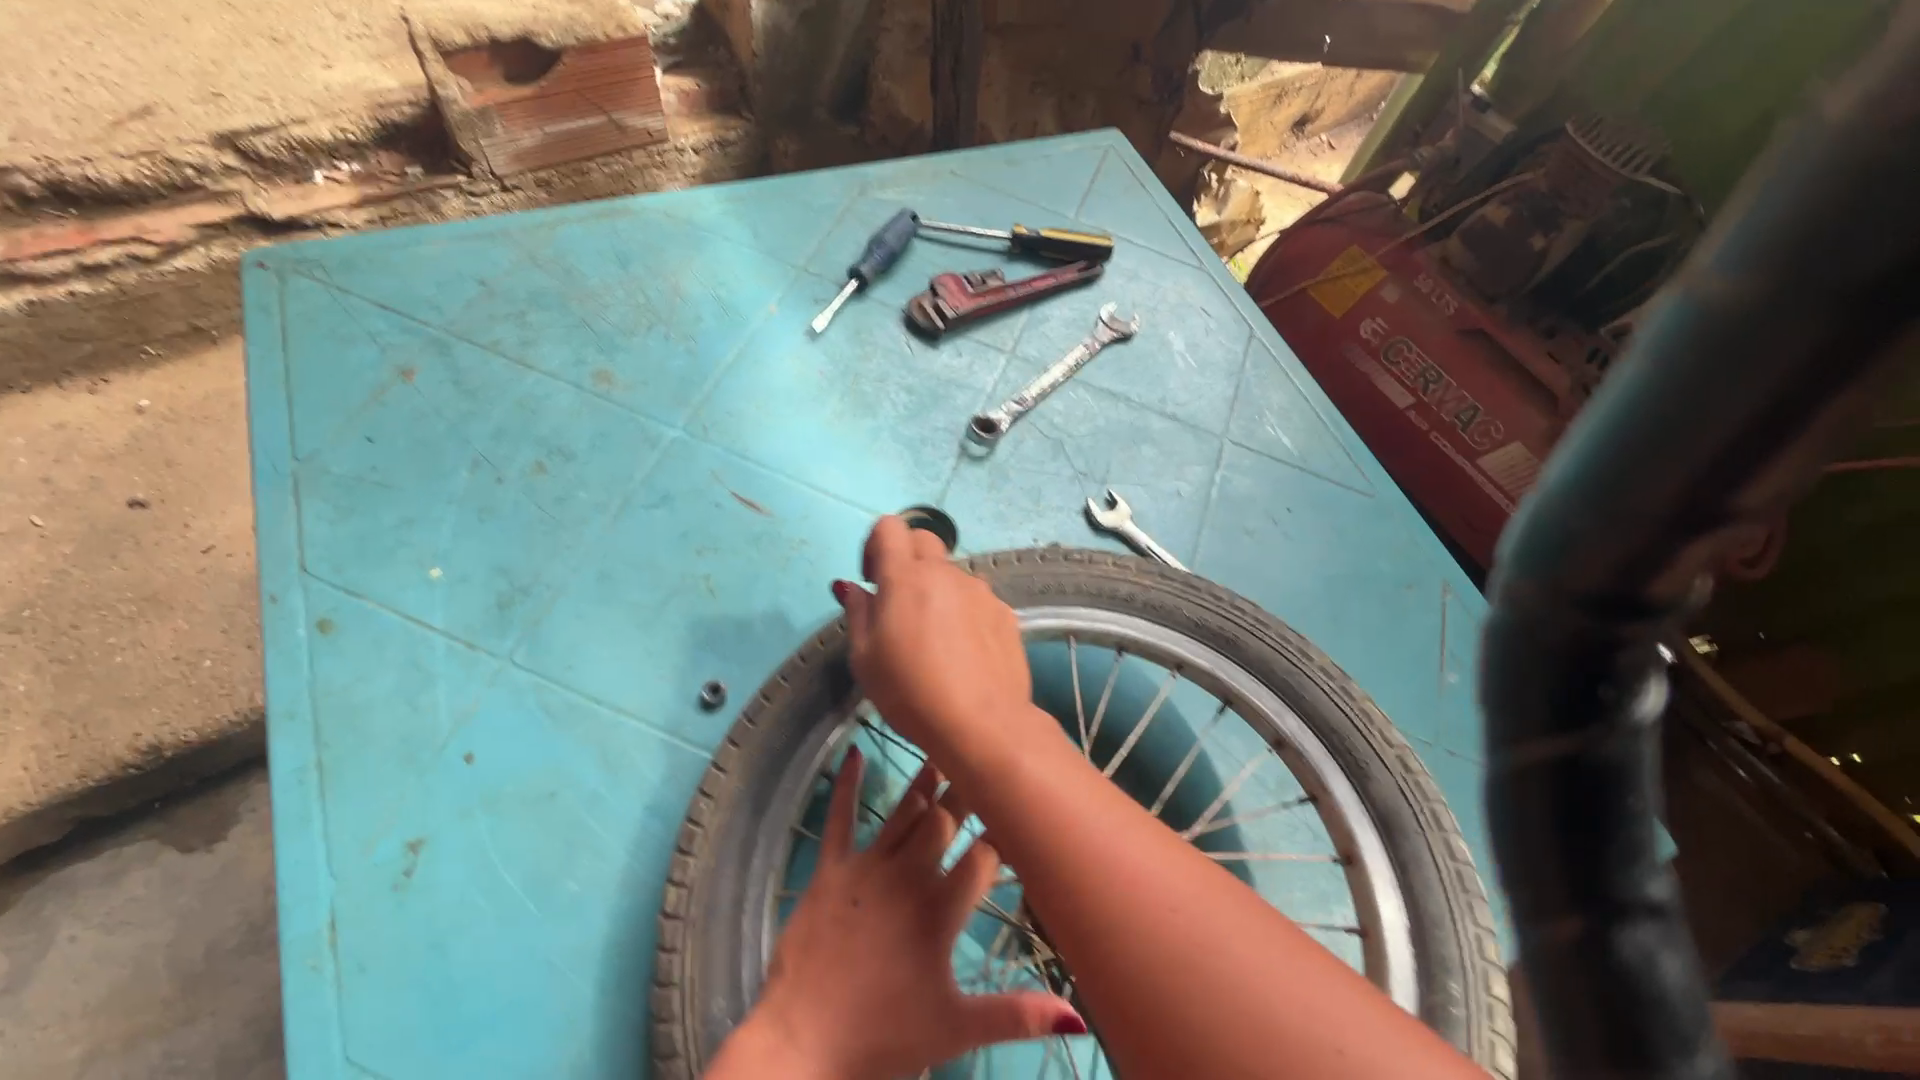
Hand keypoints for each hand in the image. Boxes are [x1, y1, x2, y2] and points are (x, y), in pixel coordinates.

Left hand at [738, 750, 1083, 1079]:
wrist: (801, 1039)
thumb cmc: (882, 1034)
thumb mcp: (956, 1030)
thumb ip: (1017, 1015)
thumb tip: (1079, 1017)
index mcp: (939, 911)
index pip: (983, 857)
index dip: (1006, 833)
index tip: (1026, 811)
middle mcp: (906, 876)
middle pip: (945, 822)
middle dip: (969, 793)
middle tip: (988, 760)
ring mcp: (865, 868)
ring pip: (903, 813)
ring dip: (925, 781)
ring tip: (945, 749)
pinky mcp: (829, 870)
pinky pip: (839, 820)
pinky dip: (846, 785)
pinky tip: (853, 752)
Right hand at [832, 516, 1048, 763]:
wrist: (983, 724)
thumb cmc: (910, 694)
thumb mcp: (865, 660)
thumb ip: (858, 613)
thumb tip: (855, 587)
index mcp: (905, 578)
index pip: (889, 527)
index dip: (875, 545)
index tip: (872, 579)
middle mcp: (946, 574)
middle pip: (925, 542)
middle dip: (908, 561)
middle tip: (900, 604)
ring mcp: (981, 592)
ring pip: (953, 575)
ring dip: (938, 592)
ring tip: (935, 639)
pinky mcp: (1005, 613)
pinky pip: (977, 601)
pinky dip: (964, 614)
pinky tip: (964, 653)